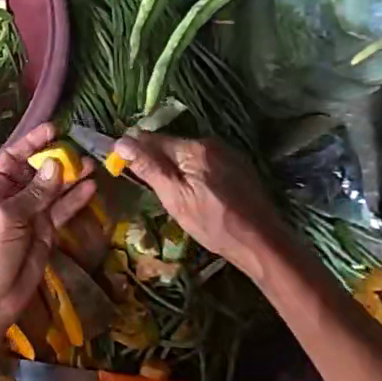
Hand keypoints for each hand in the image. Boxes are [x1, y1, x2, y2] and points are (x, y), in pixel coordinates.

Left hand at [0, 123, 96, 330]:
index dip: (32, 143)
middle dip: (58, 158)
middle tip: (82, 148)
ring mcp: (32, 215)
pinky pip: (63, 210)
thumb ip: (34, 193)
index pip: (14, 158)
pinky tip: (91, 187)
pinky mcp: (47, 232)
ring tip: (93, 164)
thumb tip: (56, 164)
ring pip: (55, 190)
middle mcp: (14, 198)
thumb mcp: (7, 217)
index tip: (53, 129)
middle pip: (38, 171)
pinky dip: (76, 199)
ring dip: (72, 177)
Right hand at [110, 132, 293, 266]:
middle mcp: (211, 143)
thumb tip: (122, 141)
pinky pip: (205, 162)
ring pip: (189, 154)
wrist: (262, 241)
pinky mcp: (238, 167)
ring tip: (167, 190)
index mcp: (194, 148)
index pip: (152, 138)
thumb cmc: (213, 223)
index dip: (134, 150)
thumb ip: (149, 167)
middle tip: (144, 183)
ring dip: (174, 166)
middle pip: (171, 144)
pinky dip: (193, 172)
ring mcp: (228, 154)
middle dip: (154, 159)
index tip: (119, 164)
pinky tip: (194, 192)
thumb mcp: (175, 198)